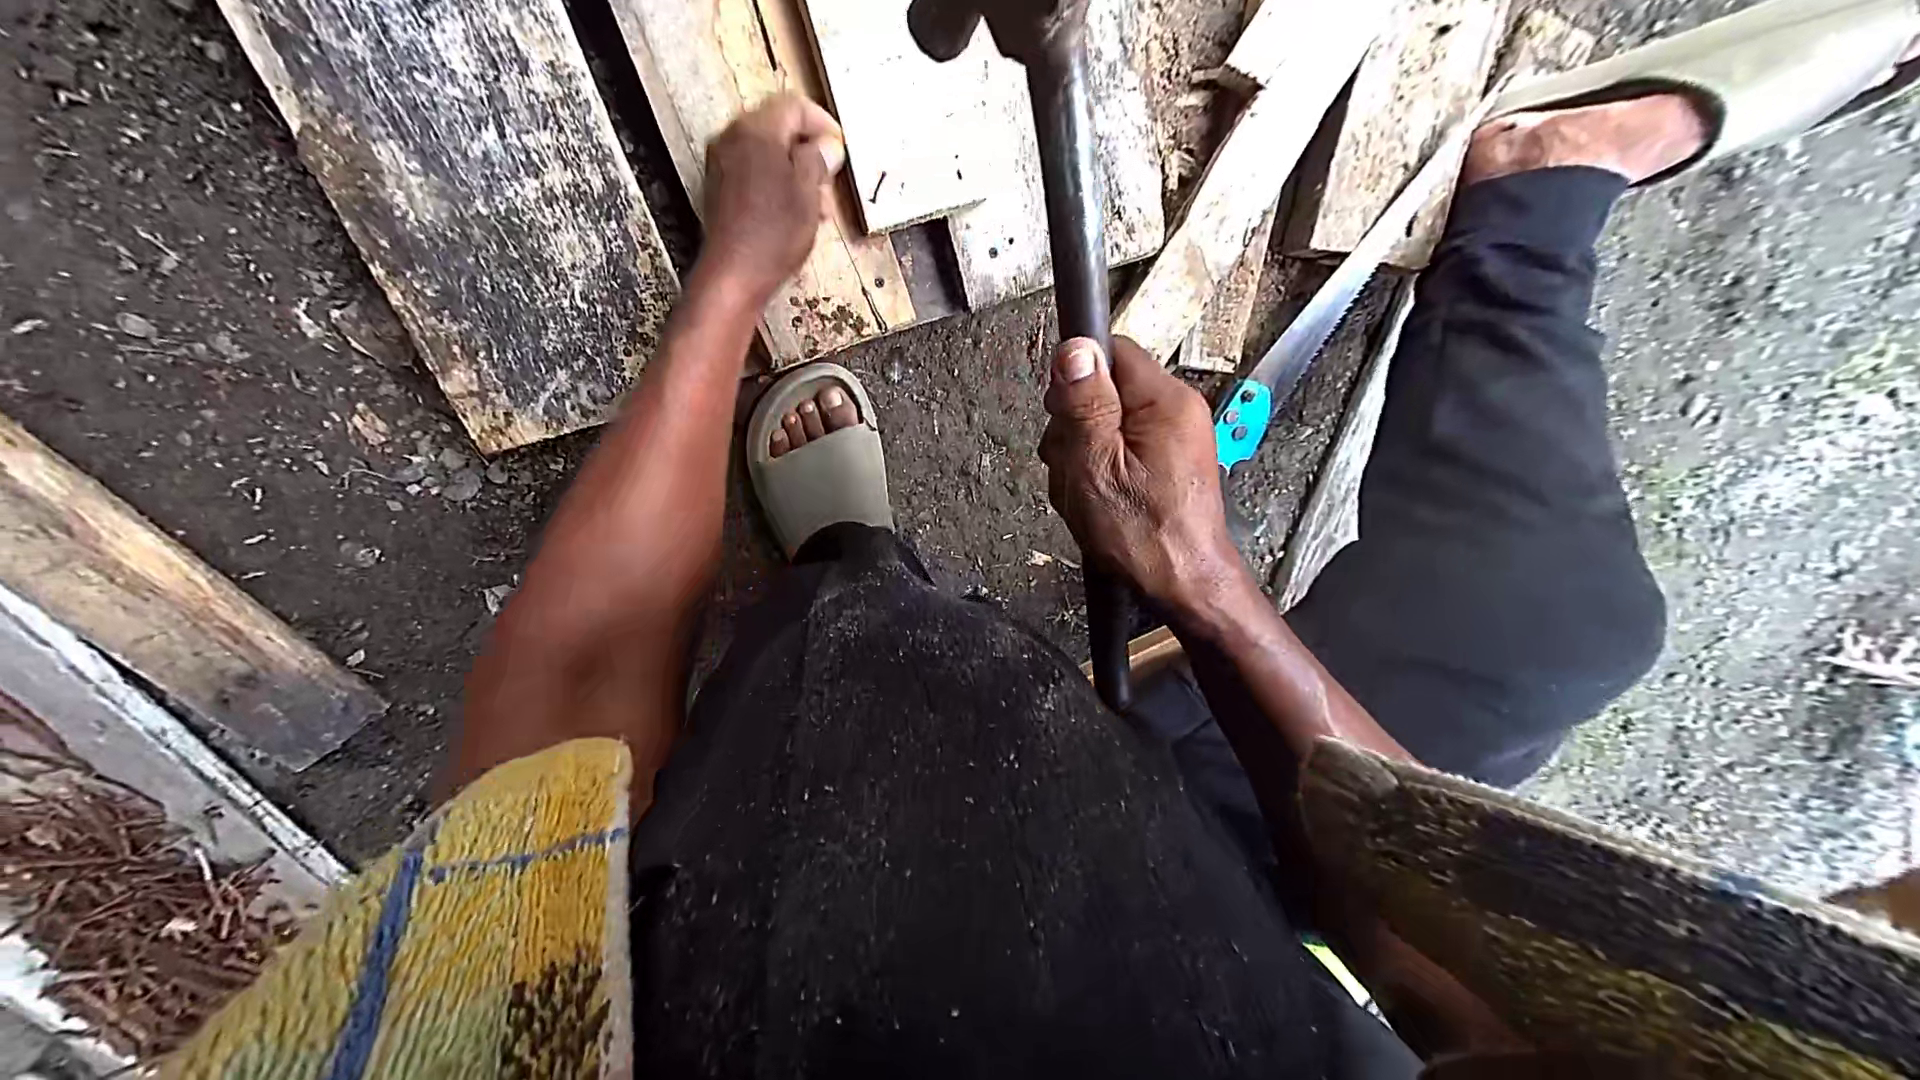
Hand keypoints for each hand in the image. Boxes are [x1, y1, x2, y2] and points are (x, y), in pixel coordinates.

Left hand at [699, 93, 846, 301]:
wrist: (735, 274)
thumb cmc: (774, 234)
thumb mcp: (808, 193)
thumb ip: (818, 160)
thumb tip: (827, 146)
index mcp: (756, 129)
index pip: (794, 106)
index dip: (823, 124)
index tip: (840, 147)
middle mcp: (733, 137)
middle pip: (778, 128)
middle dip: (808, 152)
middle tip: (830, 179)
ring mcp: (722, 163)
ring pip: (767, 153)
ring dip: (795, 171)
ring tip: (816, 205)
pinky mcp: (719, 189)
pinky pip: (753, 173)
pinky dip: (776, 184)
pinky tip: (792, 213)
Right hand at [1039, 336, 1248, 619]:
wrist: (1183, 583)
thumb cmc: (1144, 535)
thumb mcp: (1097, 466)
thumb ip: (1085, 406)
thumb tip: (1074, 348)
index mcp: (1164, 402)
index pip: (1111, 351)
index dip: (1075, 381)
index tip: (1064, 419)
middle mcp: (1174, 411)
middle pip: (1103, 391)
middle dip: (1074, 429)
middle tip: (1076, 470)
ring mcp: (1171, 437)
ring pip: (1104, 424)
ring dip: (1082, 456)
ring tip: (1088, 494)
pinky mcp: (1164, 461)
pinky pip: (1118, 449)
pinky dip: (1099, 472)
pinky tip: (1099, 500)